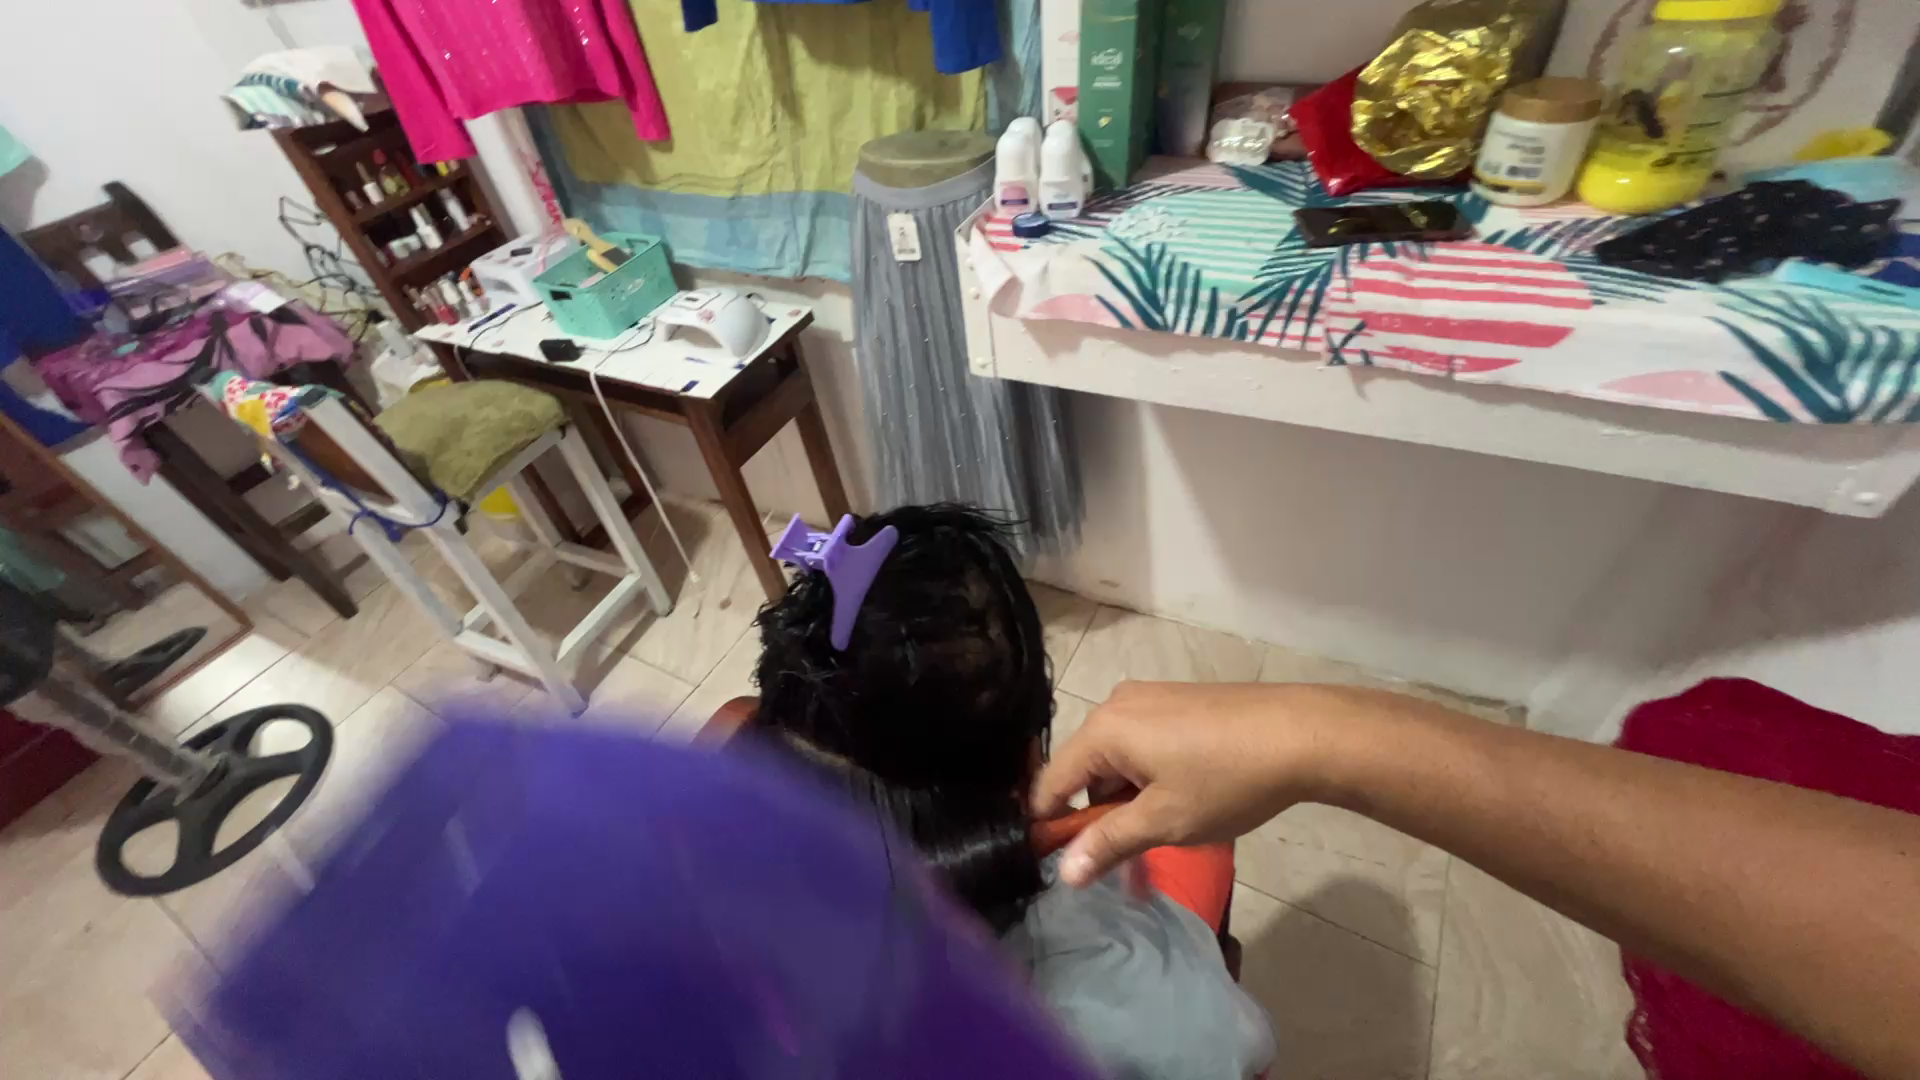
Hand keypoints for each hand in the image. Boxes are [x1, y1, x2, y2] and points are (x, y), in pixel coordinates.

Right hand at [1033, 681, 1362, 885]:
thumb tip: (1064, 873)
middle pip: (1086, 770)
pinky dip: (1149, 778)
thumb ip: (1108, 843)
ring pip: (1118, 760)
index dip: (1049, 824)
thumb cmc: (1225, 779)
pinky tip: (1180, 801)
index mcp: (1103, 729)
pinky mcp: (1174, 701)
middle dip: (1101, 819)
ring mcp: (1147, 698)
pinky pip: (1142, 744)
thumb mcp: (1164, 821)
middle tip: (1128, 864)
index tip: (1057, 863)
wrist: (1301, 733)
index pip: (1052, 781)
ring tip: (1163, 838)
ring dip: (1129, 802)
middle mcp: (1115, 705)